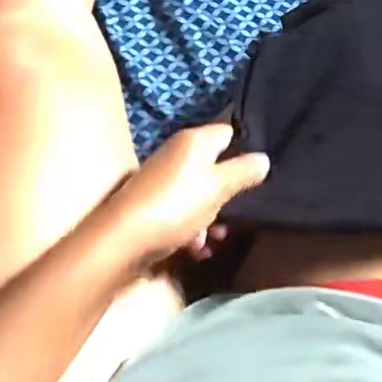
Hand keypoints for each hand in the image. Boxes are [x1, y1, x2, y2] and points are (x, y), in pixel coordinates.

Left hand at [90, 123, 269, 271]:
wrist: (118, 243)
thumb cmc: (175, 206)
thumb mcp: (218, 188)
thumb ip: (244, 172)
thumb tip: (264, 159)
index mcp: (195, 140)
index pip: (229, 132)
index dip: (244, 151)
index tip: (255, 174)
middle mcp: (177, 152)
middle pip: (214, 165)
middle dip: (227, 191)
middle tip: (237, 212)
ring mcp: (161, 179)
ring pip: (197, 192)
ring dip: (210, 215)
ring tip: (214, 239)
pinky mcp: (149, 205)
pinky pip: (180, 210)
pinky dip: (190, 227)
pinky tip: (195, 249)